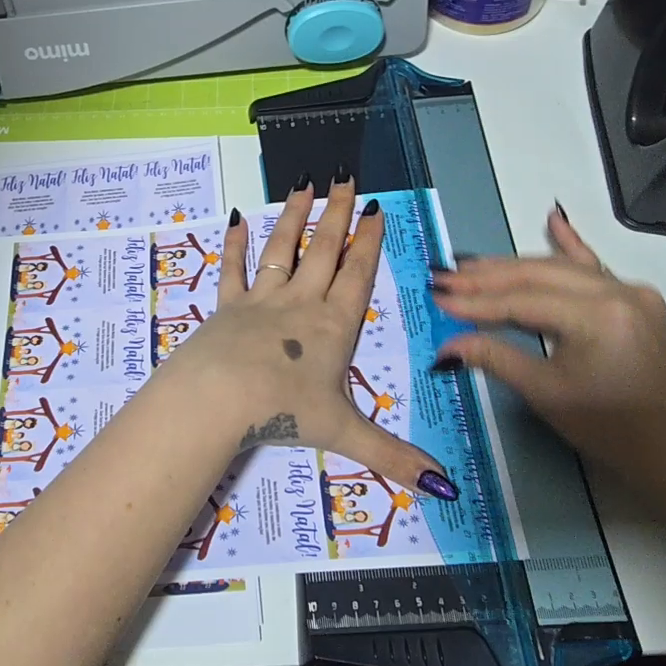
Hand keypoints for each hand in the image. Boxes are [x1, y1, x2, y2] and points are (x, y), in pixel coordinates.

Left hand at [159, 176, 457, 500]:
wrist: (219, 397)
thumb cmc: (284, 411)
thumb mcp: (345, 435)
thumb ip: (395, 457)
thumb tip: (446, 488)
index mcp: (333, 326)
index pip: (357, 274)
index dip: (369, 241)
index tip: (376, 208)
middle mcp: (300, 303)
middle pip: (324, 250)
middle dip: (338, 213)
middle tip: (346, 177)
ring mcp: (261, 301)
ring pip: (283, 248)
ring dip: (294, 216)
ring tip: (303, 184)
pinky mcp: (227, 307)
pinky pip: (232, 269)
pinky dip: (234, 244)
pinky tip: (234, 219)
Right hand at [431, 207, 665, 504]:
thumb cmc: (612, 431)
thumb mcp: (547, 394)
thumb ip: (495, 358)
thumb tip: (446, 345)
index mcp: (597, 316)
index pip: (521, 301)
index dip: (475, 301)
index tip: (435, 297)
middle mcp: (618, 292)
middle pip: (538, 275)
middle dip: (487, 278)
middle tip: (443, 277)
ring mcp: (632, 294)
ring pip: (561, 270)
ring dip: (515, 268)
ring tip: (470, 267)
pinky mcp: (637, 303)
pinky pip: (594, 269)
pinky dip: (570, 247)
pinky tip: (554, 220)